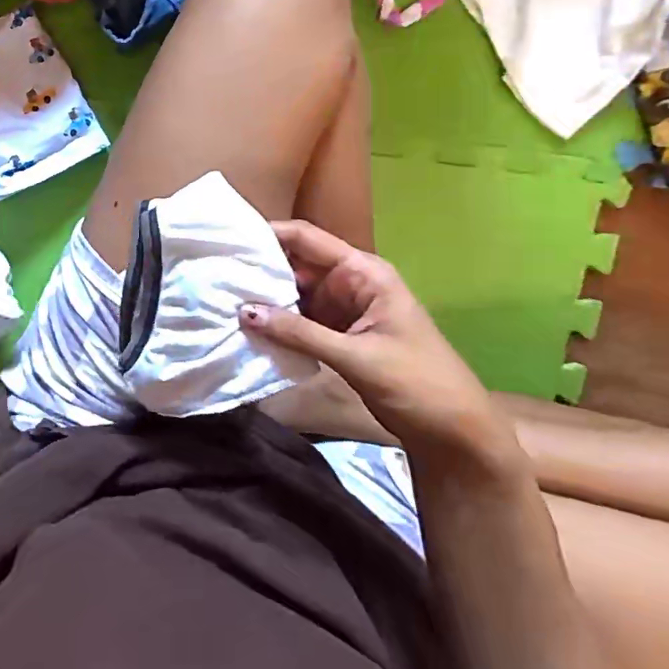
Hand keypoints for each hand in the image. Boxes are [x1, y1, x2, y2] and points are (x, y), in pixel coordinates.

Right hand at [241, 220, 518, 470]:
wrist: (455, 435)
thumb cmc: (418, 384)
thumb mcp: (357, 357)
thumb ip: (299, 333)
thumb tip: (244, 311)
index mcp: (363, 273)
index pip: (307, 239)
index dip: (268, 233)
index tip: (227, 238)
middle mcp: (349, 283)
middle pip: (294, 263)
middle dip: (257, 267)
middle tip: (213, 271)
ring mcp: (341, 309)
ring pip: (291, 293)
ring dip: (262, 297)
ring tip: (219, 295)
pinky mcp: (335, 334)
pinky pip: (296, 319)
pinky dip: (274, 322)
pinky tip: (244, 325)